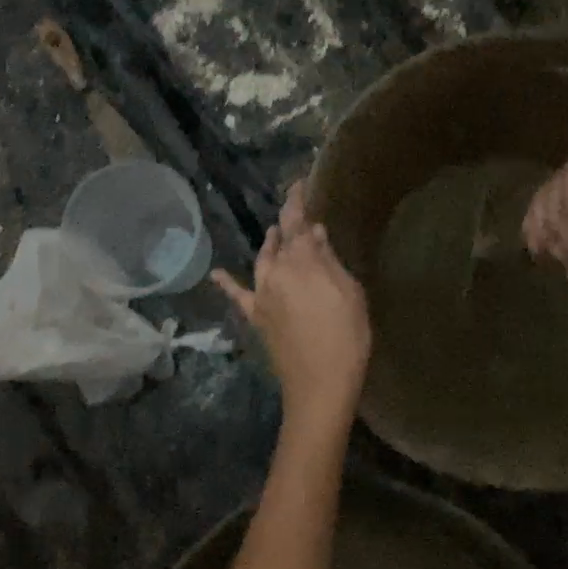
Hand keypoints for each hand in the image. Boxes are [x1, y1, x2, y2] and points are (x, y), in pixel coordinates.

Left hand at [212, 182, 371, 423]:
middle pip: (280, 241)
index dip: (297, 201)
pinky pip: (238, 295)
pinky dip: (228, 282)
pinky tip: (217, 273)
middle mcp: (275, 272)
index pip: (297, 222)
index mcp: (301, 261)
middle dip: (287, 224)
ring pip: (263, 260)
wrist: (320, 384)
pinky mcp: (256, 317)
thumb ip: (329, 260)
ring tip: (274, 234)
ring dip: (269, 245)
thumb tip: (314, 234)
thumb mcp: (350, 293)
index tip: (299, 183)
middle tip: (297, 212)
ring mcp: (261, 295)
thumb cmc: (347, 337)